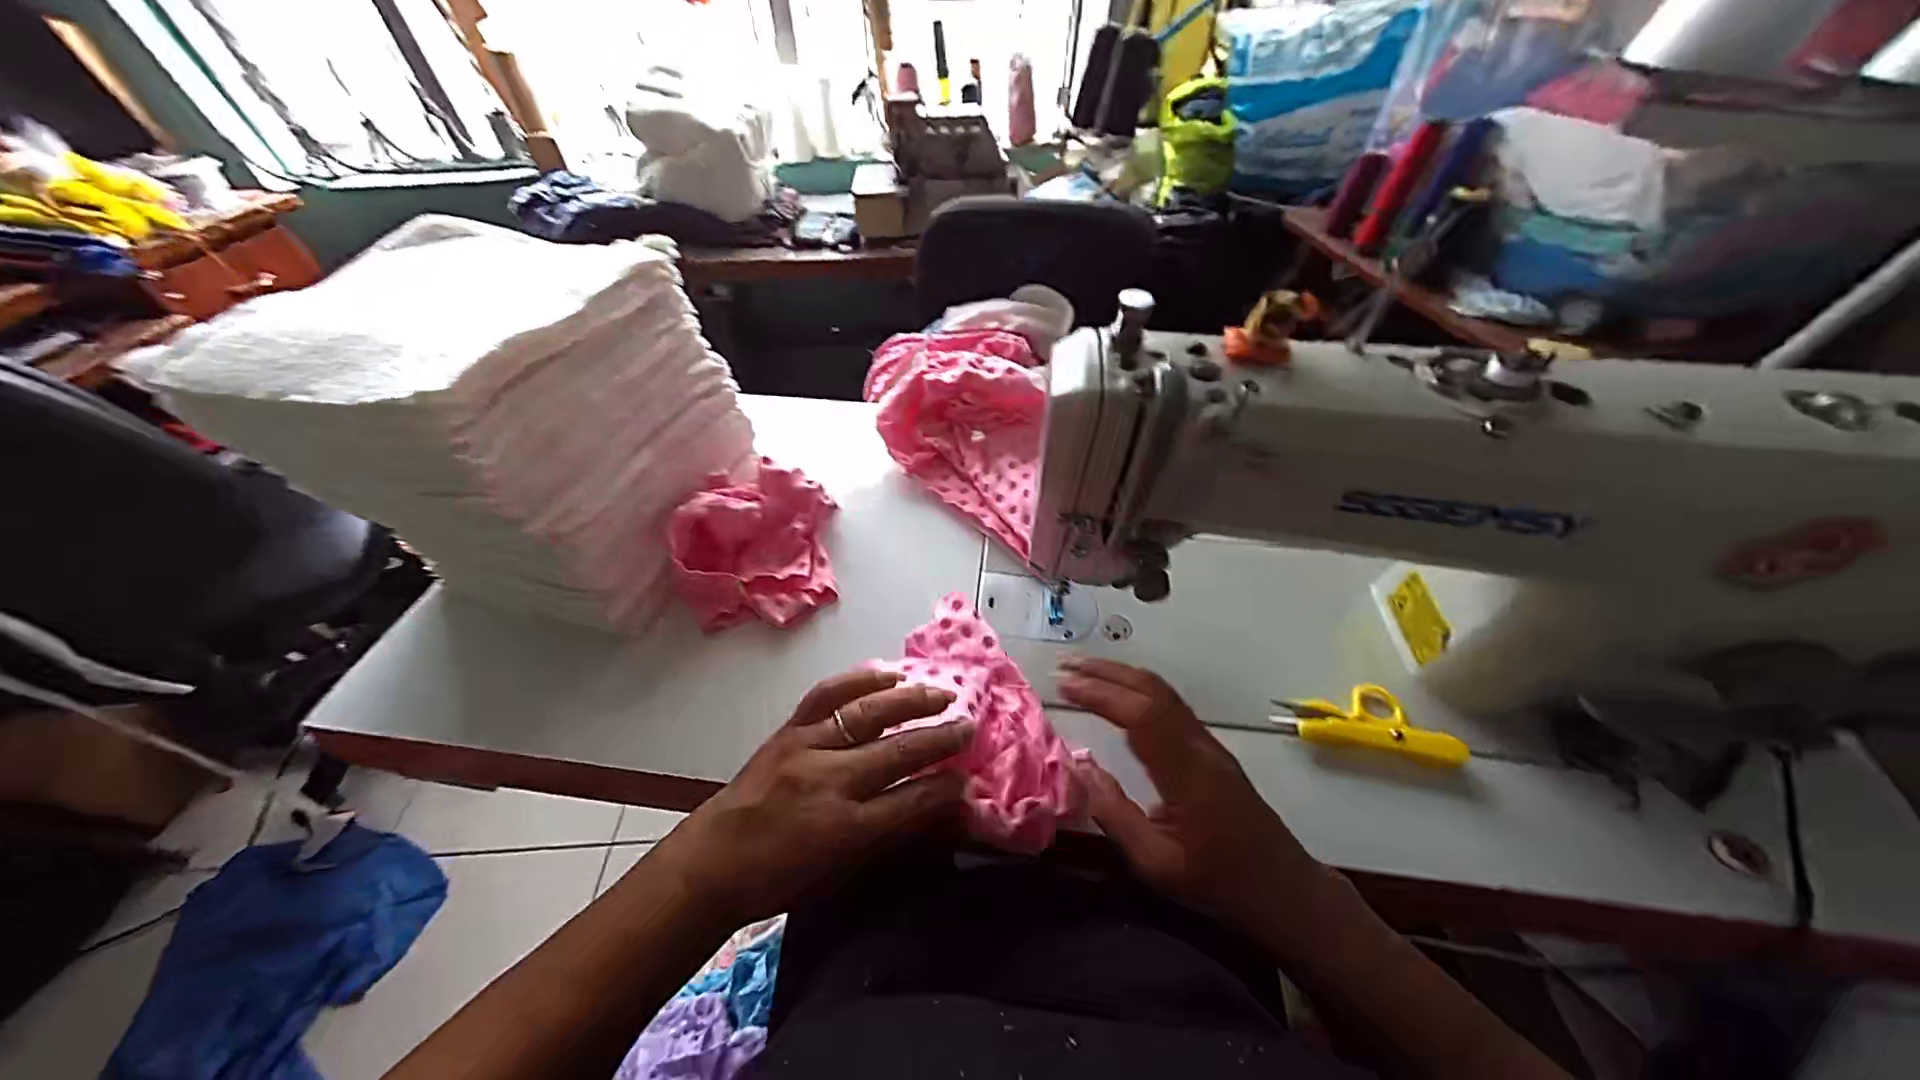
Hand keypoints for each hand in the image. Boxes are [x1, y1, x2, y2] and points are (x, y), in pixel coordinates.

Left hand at [651, 669, 974, 924]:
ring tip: (940, 694)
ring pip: (867, 715)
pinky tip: (887, 676)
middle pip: (898, 753)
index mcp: (844, 828)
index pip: (911, 801)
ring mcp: (806, 749)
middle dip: (940, 740)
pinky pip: (827, 696)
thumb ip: (890, 836)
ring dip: (910, 702)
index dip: (946, 789)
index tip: (969, 778)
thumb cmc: (779, 879)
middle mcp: (829, 782)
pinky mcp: (787, 731)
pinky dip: (859, 681)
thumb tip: (935, 810)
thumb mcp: (840, 872)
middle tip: (969, 728)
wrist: (712, 862)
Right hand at [1058, 656, 1338, 950]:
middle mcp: (1201, 748)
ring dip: (1122, 676)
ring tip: (1083, 671)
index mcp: (1188, 774)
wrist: (1284, 889)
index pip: (1143, 716)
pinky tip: (1117, 694)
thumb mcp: (1156, 864)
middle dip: (1107, 672)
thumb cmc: (1218, 883)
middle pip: (1154, 692)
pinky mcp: (1211, 749)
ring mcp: (1210, 745)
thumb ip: (1114, 813)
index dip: (1101, 694)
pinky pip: (1170, 705)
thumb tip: (1079, 766)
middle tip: (1066, 666)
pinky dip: (1137, 689)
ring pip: (1164, 694)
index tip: (1065, 686)